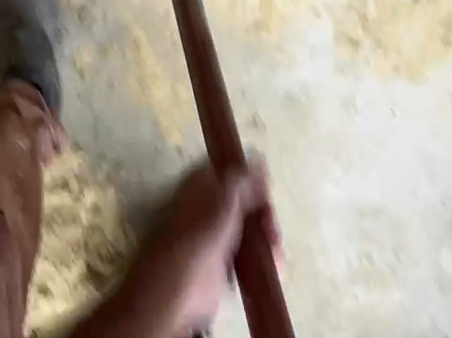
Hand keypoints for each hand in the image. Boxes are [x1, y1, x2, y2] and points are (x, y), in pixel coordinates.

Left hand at [87, 158, 279, 337]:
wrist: (175, 294)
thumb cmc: (198, 242)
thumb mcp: (224, 204)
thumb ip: (242, 181)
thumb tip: (258, 157)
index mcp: (201, 185)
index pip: (230, 170)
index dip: (251, 178)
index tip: (268, 192)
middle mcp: (205, 207)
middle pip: (242, 202)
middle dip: (263, 215)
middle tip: (273, 232)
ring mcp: (210, 237)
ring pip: (245, 230)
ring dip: (264, 240)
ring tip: (276, 256)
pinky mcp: (216, 265)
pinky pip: (243, 256)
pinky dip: (257, 261)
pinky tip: (270, 268)